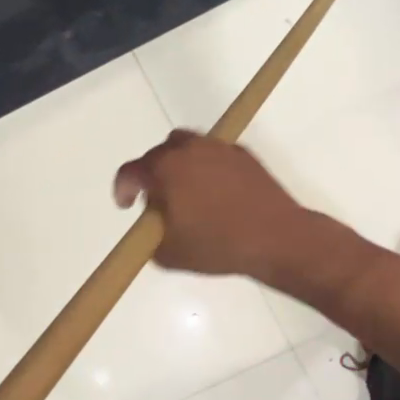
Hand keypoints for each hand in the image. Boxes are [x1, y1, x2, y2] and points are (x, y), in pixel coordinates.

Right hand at [113, 130, 313, 279]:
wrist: (276, 236)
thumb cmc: (219, 245)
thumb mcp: (169, 253)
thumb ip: (150, 235)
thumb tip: (154, 224)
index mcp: (166, 169)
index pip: (131, 171)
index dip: (123, 188)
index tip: (126, 205)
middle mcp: (190, 150)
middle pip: (159, 153)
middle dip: (152, 174)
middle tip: (158, 200)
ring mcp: (219, 148)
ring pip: (188, 146)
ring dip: (180, 164)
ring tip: (186, 192)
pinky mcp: (244, 154)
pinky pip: (215, 153)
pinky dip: (208, 166)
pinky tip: (216, 192)